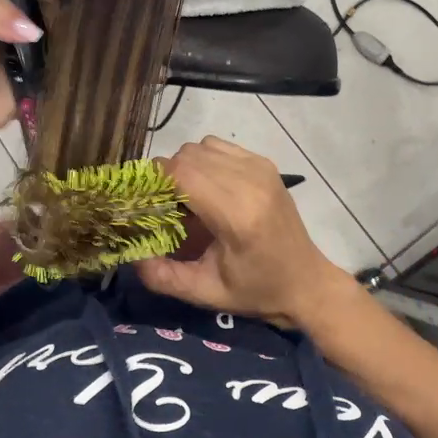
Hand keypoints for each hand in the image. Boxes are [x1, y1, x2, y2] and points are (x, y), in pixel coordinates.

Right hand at [135, 137, 353, 324]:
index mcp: (237, 215)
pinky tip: (209, 186)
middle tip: (166, 204)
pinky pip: (217, 145)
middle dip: (168, 176)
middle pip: (187, 156)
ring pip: (199, 147)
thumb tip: (130, 254)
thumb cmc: (256, 291)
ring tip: (189, 196)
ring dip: (185, 166)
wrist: (308, 283)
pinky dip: (204, 159)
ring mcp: (259, 168)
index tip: (146, 201)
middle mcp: (249, 182)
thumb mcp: (207, 293)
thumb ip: (164, 277)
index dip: (155, 180)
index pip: (181, 173)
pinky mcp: (264, 162)